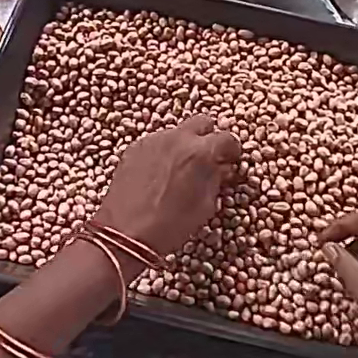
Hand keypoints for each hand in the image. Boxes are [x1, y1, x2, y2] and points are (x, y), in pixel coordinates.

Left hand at [94, 116, 241, 258]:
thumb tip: (221, 168)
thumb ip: (215, 180)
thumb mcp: (204, 206)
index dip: (232, 150)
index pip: (227, 138)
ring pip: (177, 132)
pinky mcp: (134, 148)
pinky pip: (157, 142)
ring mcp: (153, 141)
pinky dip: (164, 152)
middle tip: (208, 158)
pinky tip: (161, 173)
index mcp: (200, 153)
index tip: (231, 159)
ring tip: (181, 170)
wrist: (125, 234)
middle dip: (208, 138)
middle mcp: (177, 139)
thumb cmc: (169, 225)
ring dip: (184, 145)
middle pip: (202, 123)